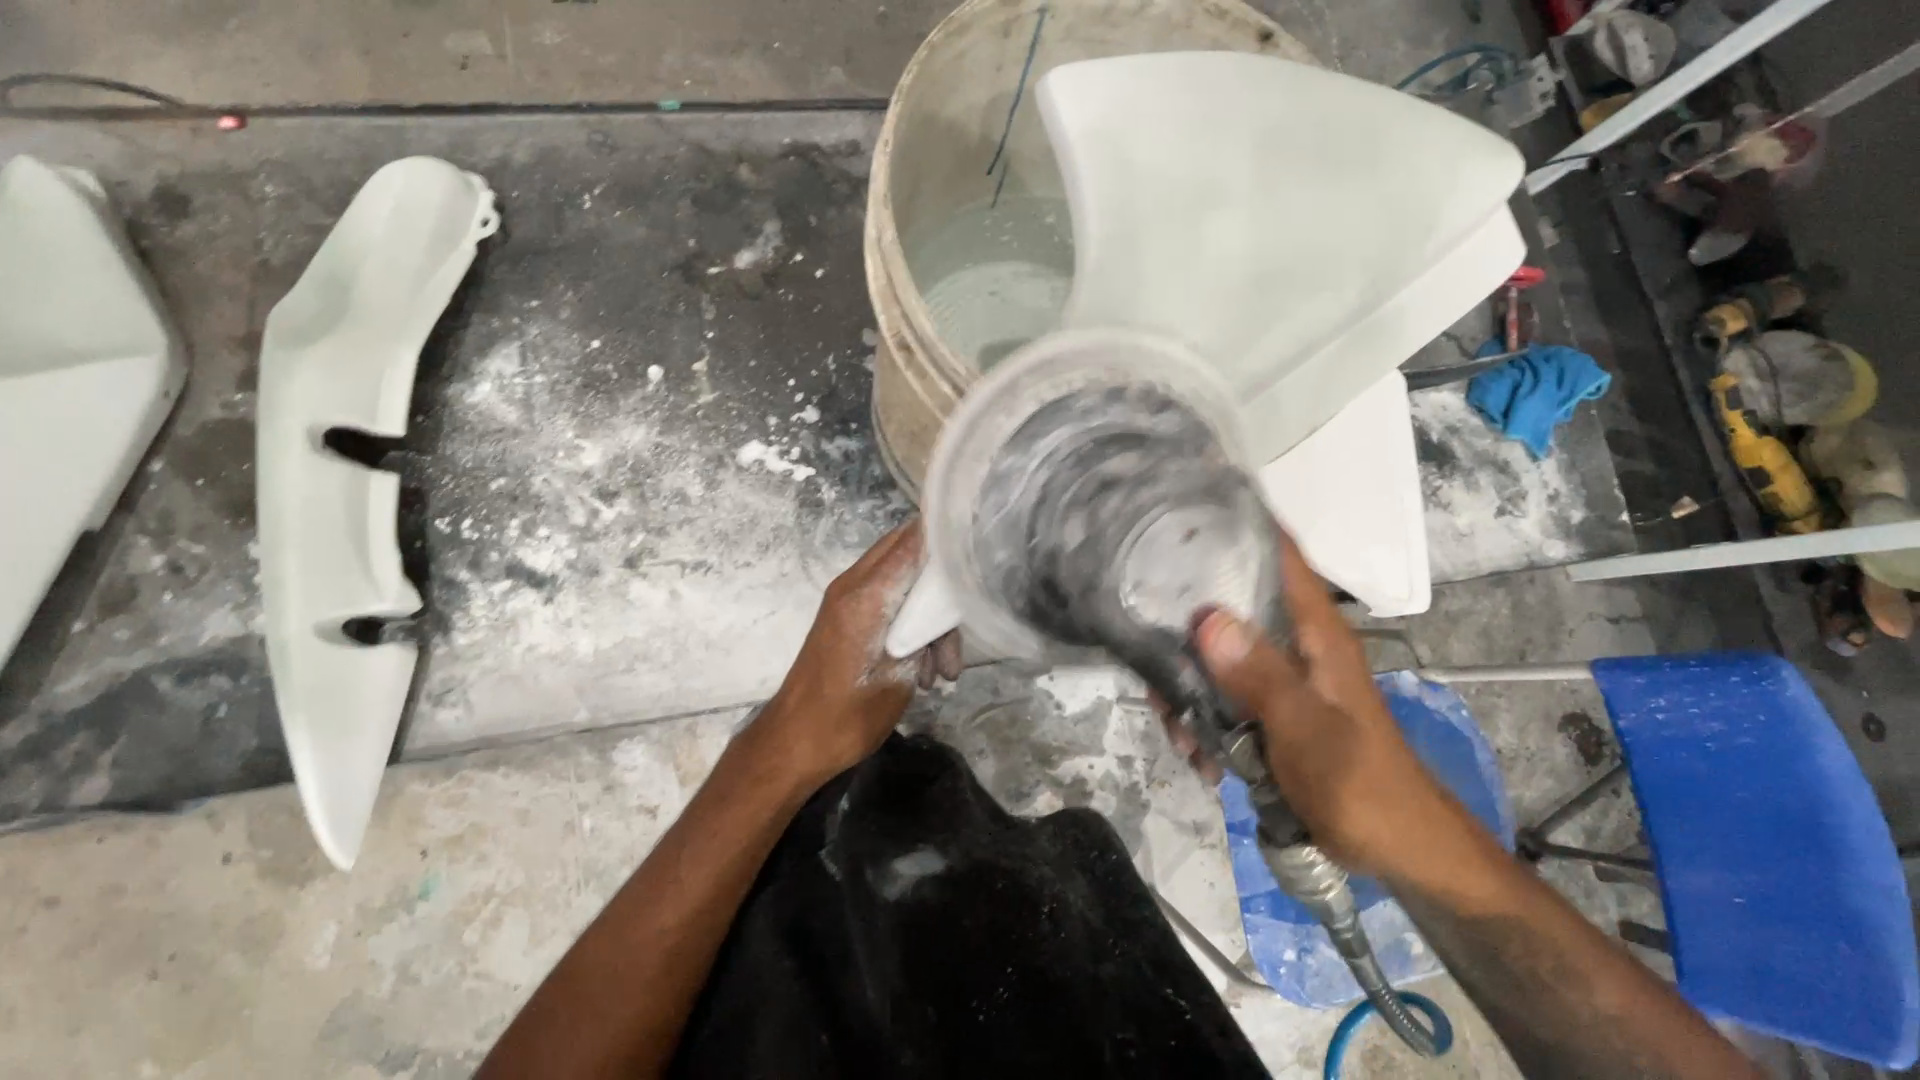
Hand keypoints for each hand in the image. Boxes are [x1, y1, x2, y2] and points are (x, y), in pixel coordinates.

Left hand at [754, 520, 962, 783]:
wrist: (796, 745)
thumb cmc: (850, 715)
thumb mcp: (900, 671)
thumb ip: (922, 621)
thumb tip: (946, 585)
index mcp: (866, 594)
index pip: (913, 539)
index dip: (948, 537)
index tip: (979, 549)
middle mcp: (853, 585)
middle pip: (907, 552)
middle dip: (941, 580)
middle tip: (966, 616)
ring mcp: (846, 601)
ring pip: (902, 583)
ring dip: (928, 617)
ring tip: (944, 671)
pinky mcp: (847, 619)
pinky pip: (887, 604)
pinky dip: (909, 628)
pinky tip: (926, 674)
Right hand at [1191, 534, 1471, 880]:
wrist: (1400, 852)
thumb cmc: (1362, 785)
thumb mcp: (1305, 731)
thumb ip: (1259, 676)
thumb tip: (1206, 618)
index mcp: (1315, 635)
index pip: (1282, 558)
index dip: (1244, 524)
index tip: (1191, 504)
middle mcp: (1295, 647)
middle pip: (1230, 612)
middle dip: (1186, 638)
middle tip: (1153, 672)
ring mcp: (1283, 683)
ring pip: (1217, 663)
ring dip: (1190, 696)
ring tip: (1182, 736)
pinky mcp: (1272, 717)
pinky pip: (1223, 703)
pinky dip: (1205, 726)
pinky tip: (1201, 758)